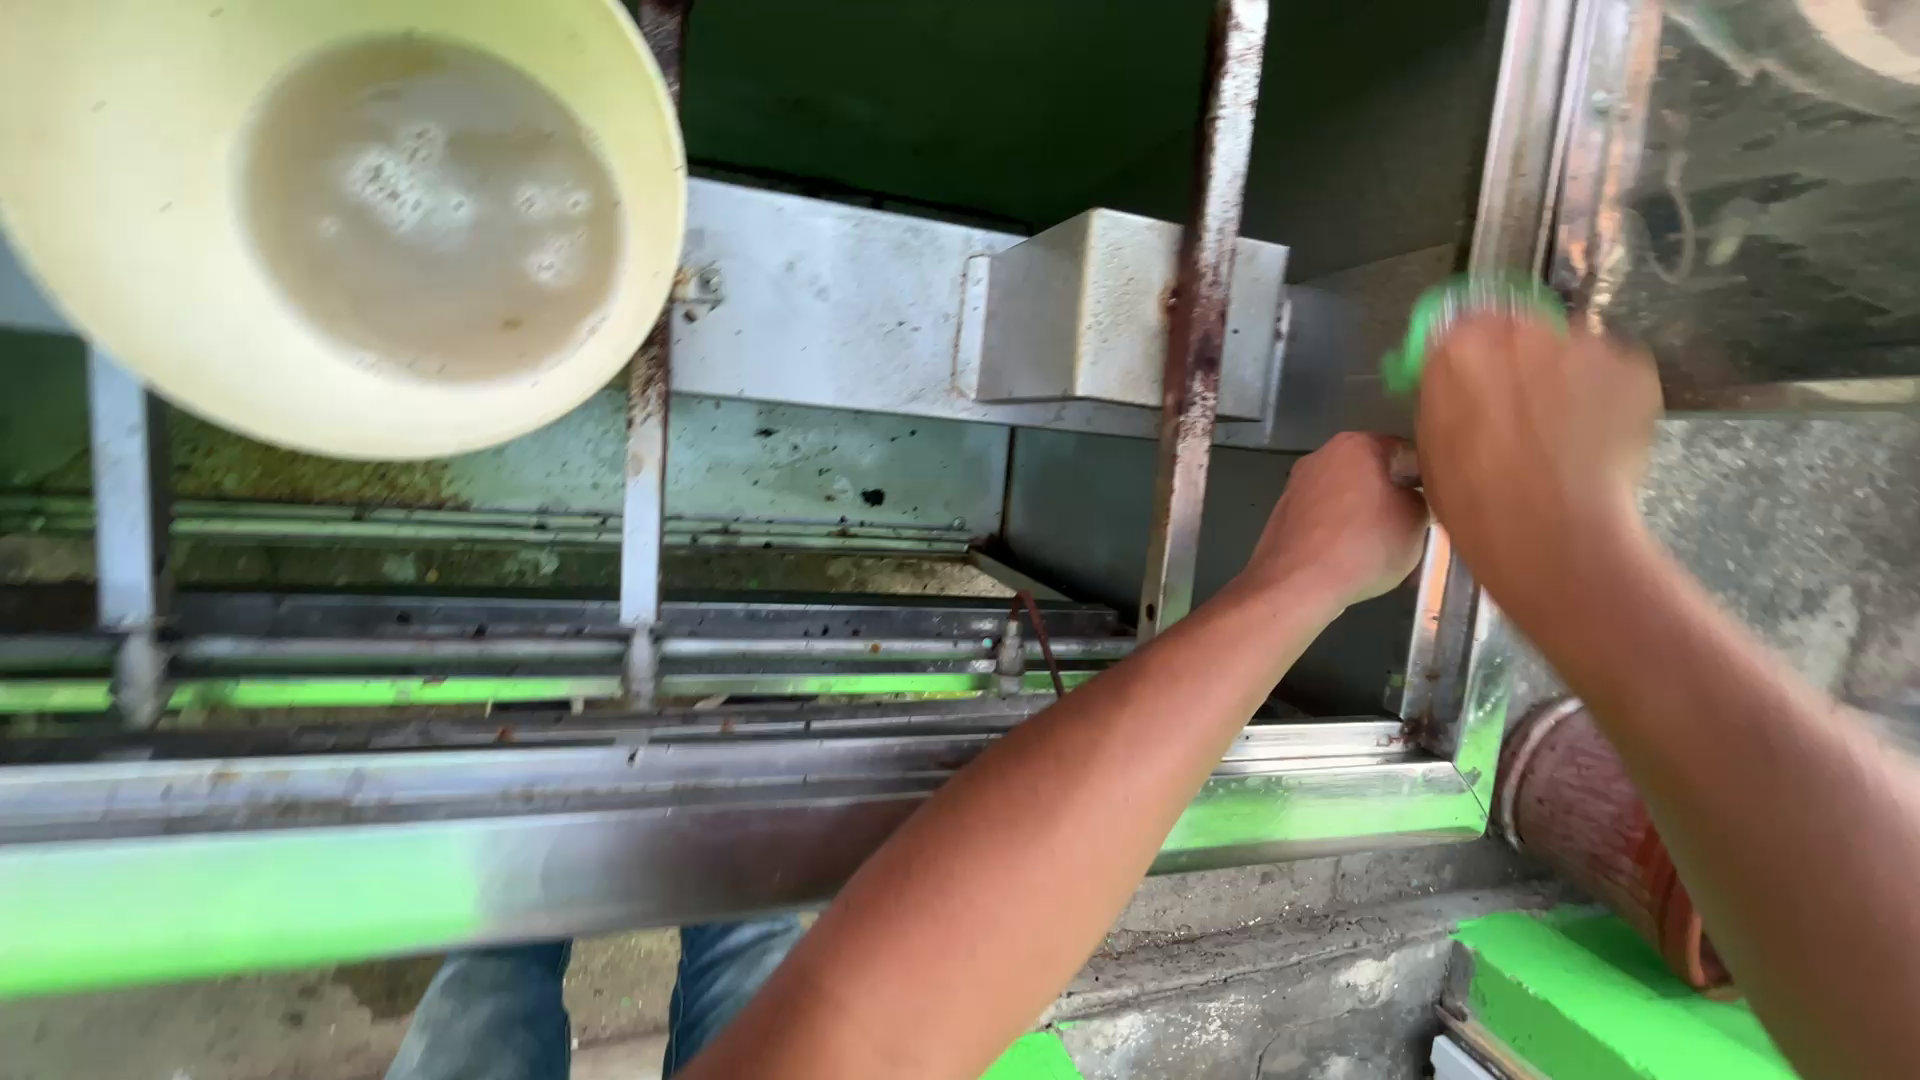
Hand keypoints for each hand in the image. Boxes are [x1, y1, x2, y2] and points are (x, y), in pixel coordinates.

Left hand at [1240, 431, 1430, 607]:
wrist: (1296, 583)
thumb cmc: (1364, 544)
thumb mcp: (1416, 519)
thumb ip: (1421, 499)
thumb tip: (1410, 499)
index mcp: (1355, 445)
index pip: (1407, 453)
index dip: (1429, 478)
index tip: (1440, 502)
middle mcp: (1320, 457)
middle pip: (1373, 474)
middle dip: (1396, 498)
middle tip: (1417, 526)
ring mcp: (1297, 486)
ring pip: (1348, 498)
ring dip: (1370, 518)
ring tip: (1389, 549)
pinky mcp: (1283, 515)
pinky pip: (1326, 518)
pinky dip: (1343, 532)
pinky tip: (1356, 558)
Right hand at [1416, 314, 1662, 616]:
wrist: (1549, 531)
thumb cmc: (1471, 497)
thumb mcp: (1431, 441)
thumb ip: (1443, 394)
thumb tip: (1456, 380)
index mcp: (1456, 349)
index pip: (1459, 323)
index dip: (1466, 350)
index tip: (1470, 375)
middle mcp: (1519, 330)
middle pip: (1517, 326)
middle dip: (1517, 356)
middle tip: (1517, 403)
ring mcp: (1582, 343)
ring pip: (1567, 345)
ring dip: (1561, 371)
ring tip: (1558, 425)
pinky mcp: (1632, 365)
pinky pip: (1609, 369)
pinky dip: (1600, 392)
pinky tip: (1589, 432)